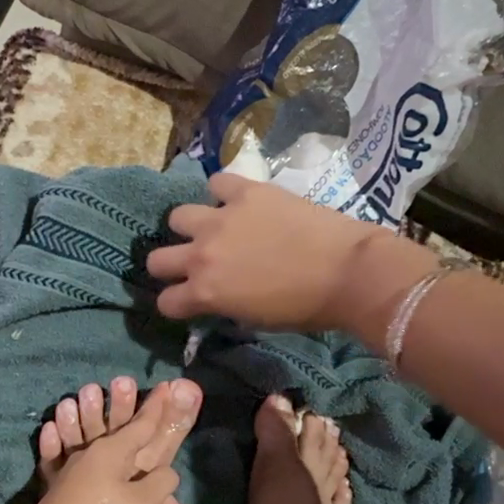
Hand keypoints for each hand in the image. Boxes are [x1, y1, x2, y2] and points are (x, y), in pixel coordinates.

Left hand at [11, 379, 201, 503]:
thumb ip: (160, 483)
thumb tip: (167, 472)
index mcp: (114, 452)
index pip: (143, 426)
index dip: (157, 409)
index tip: (165, 387)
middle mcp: (91, 454)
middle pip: (115, 428)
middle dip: (125, 407)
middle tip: (126, 382)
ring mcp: (70, 469)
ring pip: (86, 438)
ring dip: (88, 416)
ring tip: (87, 393)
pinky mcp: (55, 487)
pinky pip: (57, 455)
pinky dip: (55, 439)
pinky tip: (49, 428)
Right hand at [147, 173, 435, 329]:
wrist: (347, 272)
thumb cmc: (305, 308)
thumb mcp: (253, 320)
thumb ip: (223, 305)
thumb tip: (217, 296)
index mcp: (205, 293)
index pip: (165, 302)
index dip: (176, 303)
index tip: (188, 301)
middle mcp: (202, 255)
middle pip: (156, 259)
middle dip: (170, 265)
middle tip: (192, 264)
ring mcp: (221, 219)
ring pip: (177, 217)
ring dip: (190, 226)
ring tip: (212, 228)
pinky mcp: (246, 192)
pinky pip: (217, 183)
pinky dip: (222, 193)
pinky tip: (237, 201)